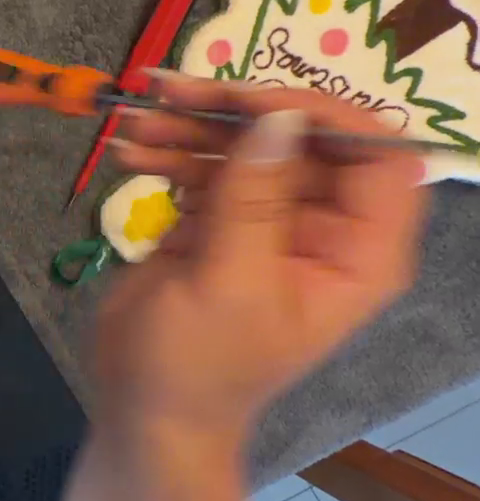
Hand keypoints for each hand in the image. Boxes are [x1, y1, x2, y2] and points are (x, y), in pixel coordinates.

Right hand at [97, 76, 427, 455]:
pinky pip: (196, 175)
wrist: (142, 405)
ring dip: (186, 131)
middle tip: (164, 94)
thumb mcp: (229, 283)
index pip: (372, 157)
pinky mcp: (207, 229)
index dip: (320, 119)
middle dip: (232, 115)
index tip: (243, 102)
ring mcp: (258, 226)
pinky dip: (163, 158)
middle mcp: (316, 228)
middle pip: (294, 145)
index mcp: (356, 249)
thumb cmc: (198, 362)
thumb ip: (253, 202)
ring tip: (131, 124)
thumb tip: (276, 121)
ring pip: (238, 153)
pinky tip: (127, 155)